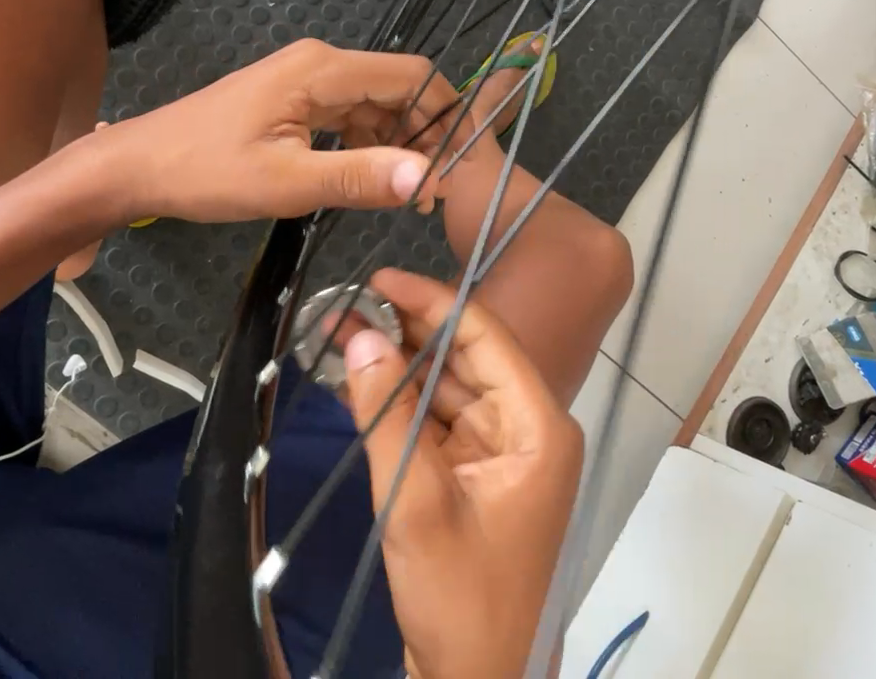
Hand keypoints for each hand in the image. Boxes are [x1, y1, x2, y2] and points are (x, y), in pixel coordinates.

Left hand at [89, 39, 454, 222]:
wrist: (139, 165)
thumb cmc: (207, 172)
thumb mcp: (286, 182)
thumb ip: (359, 176)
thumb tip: (428, 178)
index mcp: (323, 70)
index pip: (413, 76)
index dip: (445, 117)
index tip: (457, 166)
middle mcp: (321, 64)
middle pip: (398, 88)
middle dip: (424, 135)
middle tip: (432, 192)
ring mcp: (305, 80)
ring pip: (375, 103)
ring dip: (398, 143)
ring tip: (408, 194)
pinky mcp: (293, 99)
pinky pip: (349, 114)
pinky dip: (368, 143)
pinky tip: (370, 176)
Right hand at [345, 270, 582, 678]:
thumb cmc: (460, 597)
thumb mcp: (415, 502)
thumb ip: (385, 415)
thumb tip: (358, 337)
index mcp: (536, 424)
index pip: (485, 337)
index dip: (432, 301)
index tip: (380, 278)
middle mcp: (524, 423)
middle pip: (463, 356)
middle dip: (405, 330)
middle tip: (347, 305)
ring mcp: (499, 447)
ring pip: (444, 384)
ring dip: (395, 363)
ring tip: (339, 333)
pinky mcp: (473, 468)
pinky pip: (435, 418)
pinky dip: (398, 401)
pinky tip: (356, 377)